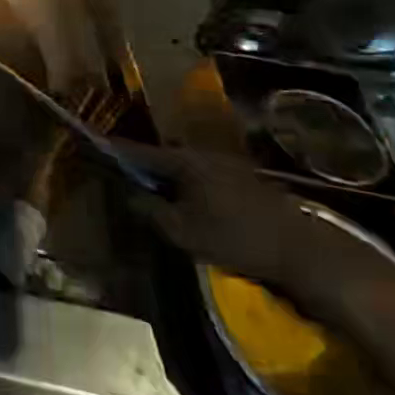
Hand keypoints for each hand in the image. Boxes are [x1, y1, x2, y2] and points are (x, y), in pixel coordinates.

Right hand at [114, 141, 363, 295]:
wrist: (301, 250)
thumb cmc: (236, 238)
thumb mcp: (183, 231)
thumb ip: (150, 210)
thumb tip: (128, 194)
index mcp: (184, 161)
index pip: (139, 151)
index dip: (114, 150)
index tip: (93, 144)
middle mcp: (203, 154)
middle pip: (161, 155)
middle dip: (140, 164)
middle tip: (119, 174)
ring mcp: (225, 164)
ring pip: (182, 166)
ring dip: (164, 176)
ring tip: (149, 190)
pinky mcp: (241, 179)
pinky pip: (199, 175)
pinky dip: (184, 183)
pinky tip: (183, 200)